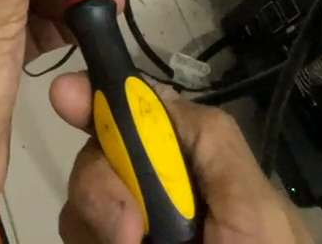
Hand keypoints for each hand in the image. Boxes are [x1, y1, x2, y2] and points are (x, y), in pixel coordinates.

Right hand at [50, 73, 312, 243]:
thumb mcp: (256, 214)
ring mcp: (132, 236)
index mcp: (193, 172)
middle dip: (100, 185)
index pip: (137, 116)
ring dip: (96, 226)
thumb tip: (148, 94)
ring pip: (79, 208)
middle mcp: (159, 199)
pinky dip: (90, 242)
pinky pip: (76, 238)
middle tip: (128, 233)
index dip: (97, 98)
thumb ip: (211, 145)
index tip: (65, 98)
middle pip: (98, 157)